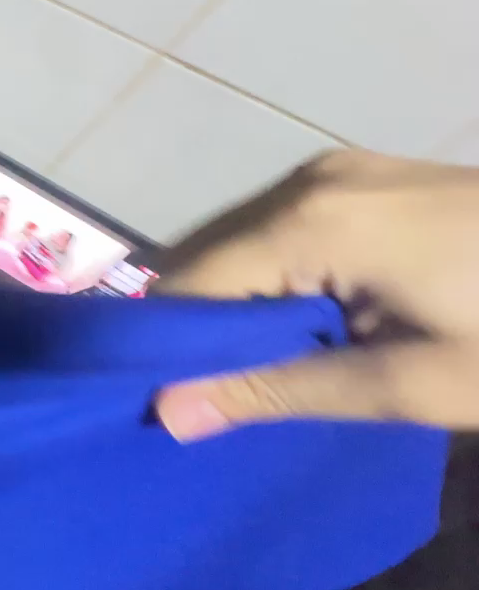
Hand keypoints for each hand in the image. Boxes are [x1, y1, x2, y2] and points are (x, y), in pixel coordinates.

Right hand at [154, 150, 478, 437]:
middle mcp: (302, 182)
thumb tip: (168, 416)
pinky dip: (275, 272)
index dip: (171, 341)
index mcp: (310, 221)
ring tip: (282, 350)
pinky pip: (278, 227)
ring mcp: (332, 172)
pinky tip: (315, 309)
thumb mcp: (422, 383)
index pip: (188, 285)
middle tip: (230, 382)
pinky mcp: (358, 177)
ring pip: (238, 242)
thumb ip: (281, 390)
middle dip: (207, 321)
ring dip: (241, 297)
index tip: (172, 391)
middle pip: (207, 259)